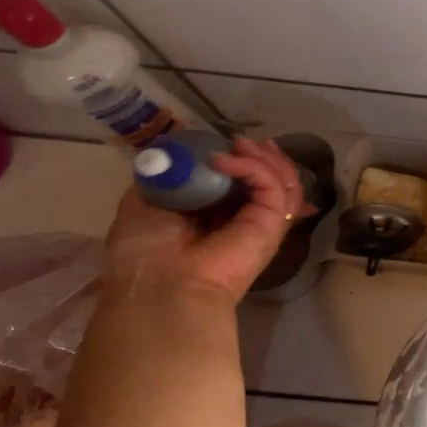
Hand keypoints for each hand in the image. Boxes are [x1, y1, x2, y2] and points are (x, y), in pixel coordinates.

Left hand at [103, 137, 315, 304]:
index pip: (245, 181)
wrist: (161, 284)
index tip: (233, 143)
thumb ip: (167, 178)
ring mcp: (264, 219)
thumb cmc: (144, 250)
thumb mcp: (144, 202)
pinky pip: (274, 186)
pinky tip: (225, 161)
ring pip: (283, 180)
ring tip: (240, 147)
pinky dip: (254, 167)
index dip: (245, 160)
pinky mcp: (275, 221)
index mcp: (217, 214)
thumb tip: (188, 154)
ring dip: (264, 158)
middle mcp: (245, 217)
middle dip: (264, 156)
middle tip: (245, 142)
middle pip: (272, 178)